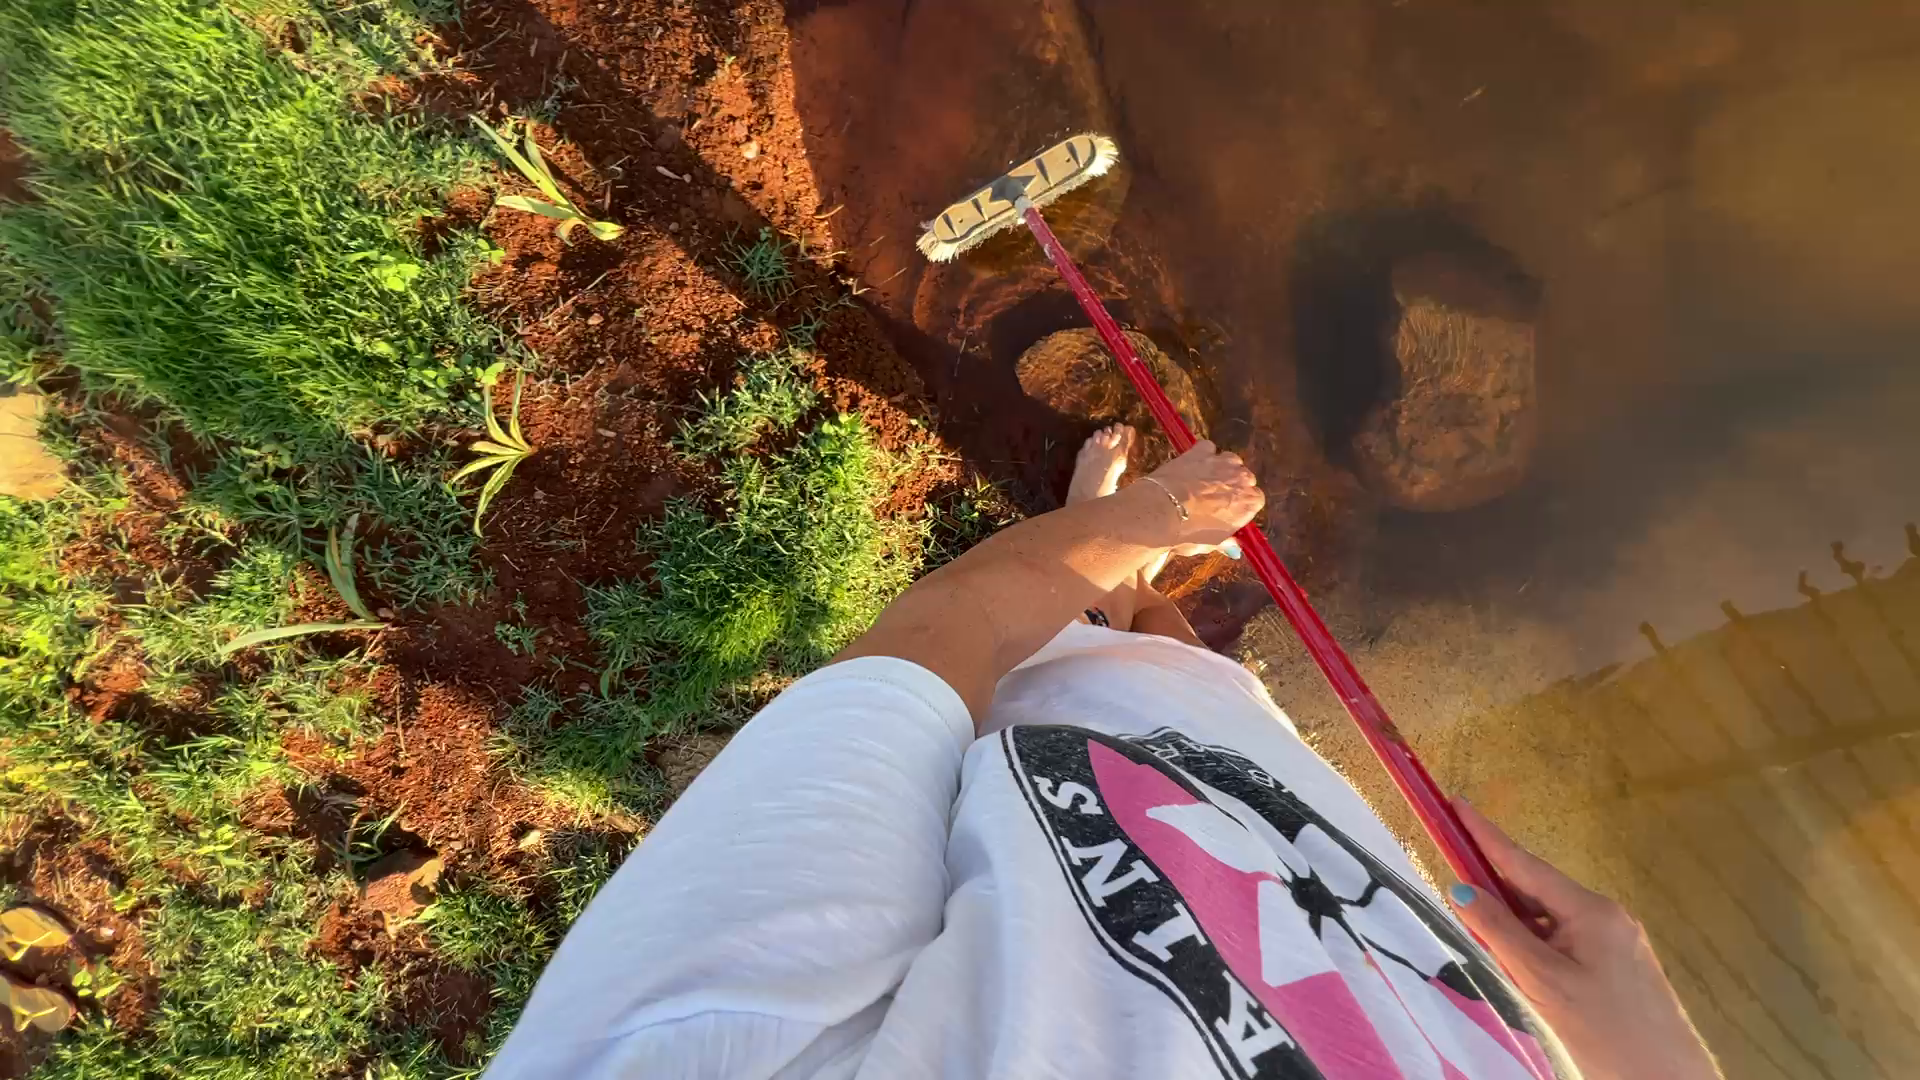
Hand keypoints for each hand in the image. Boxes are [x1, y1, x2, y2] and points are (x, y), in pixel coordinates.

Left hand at [1140, 440, 1263, 551]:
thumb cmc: (1187, 533)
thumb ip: (1225, 541)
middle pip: (1244, 478)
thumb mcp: (1209, 543)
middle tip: (1212, 497)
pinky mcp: (1201, 451)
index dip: (1240, 504)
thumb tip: (1233, 547)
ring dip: (1220, 468)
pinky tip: (1190, 465)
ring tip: (1201, 480)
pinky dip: (1201, 454)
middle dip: (1231, 485)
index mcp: (1249, 502)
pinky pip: (1207, 448)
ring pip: (1230, 460)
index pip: (1255, 500)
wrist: (1161, 511)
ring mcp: (1222, 462)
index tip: (1227, 510)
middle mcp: (1242, 478)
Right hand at [1448, 800, 1720, 1079]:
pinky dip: (1532, 945)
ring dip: (1514, 927)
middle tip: (1460, 902)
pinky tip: (1523, 970)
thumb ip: (1496, 928)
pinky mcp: (1616, 965)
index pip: (1523, 863)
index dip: (1484, 833)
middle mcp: (1605, 916)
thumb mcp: (1541, 979)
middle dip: (1495, 893)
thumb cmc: (1606, 1033)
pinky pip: (1559, 938)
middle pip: (1532, 890)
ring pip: (1544, 917)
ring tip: (1497, 956)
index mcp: (1591, 911)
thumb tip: (1458, 888)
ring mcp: (1615, 940)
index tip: (1455, 802)